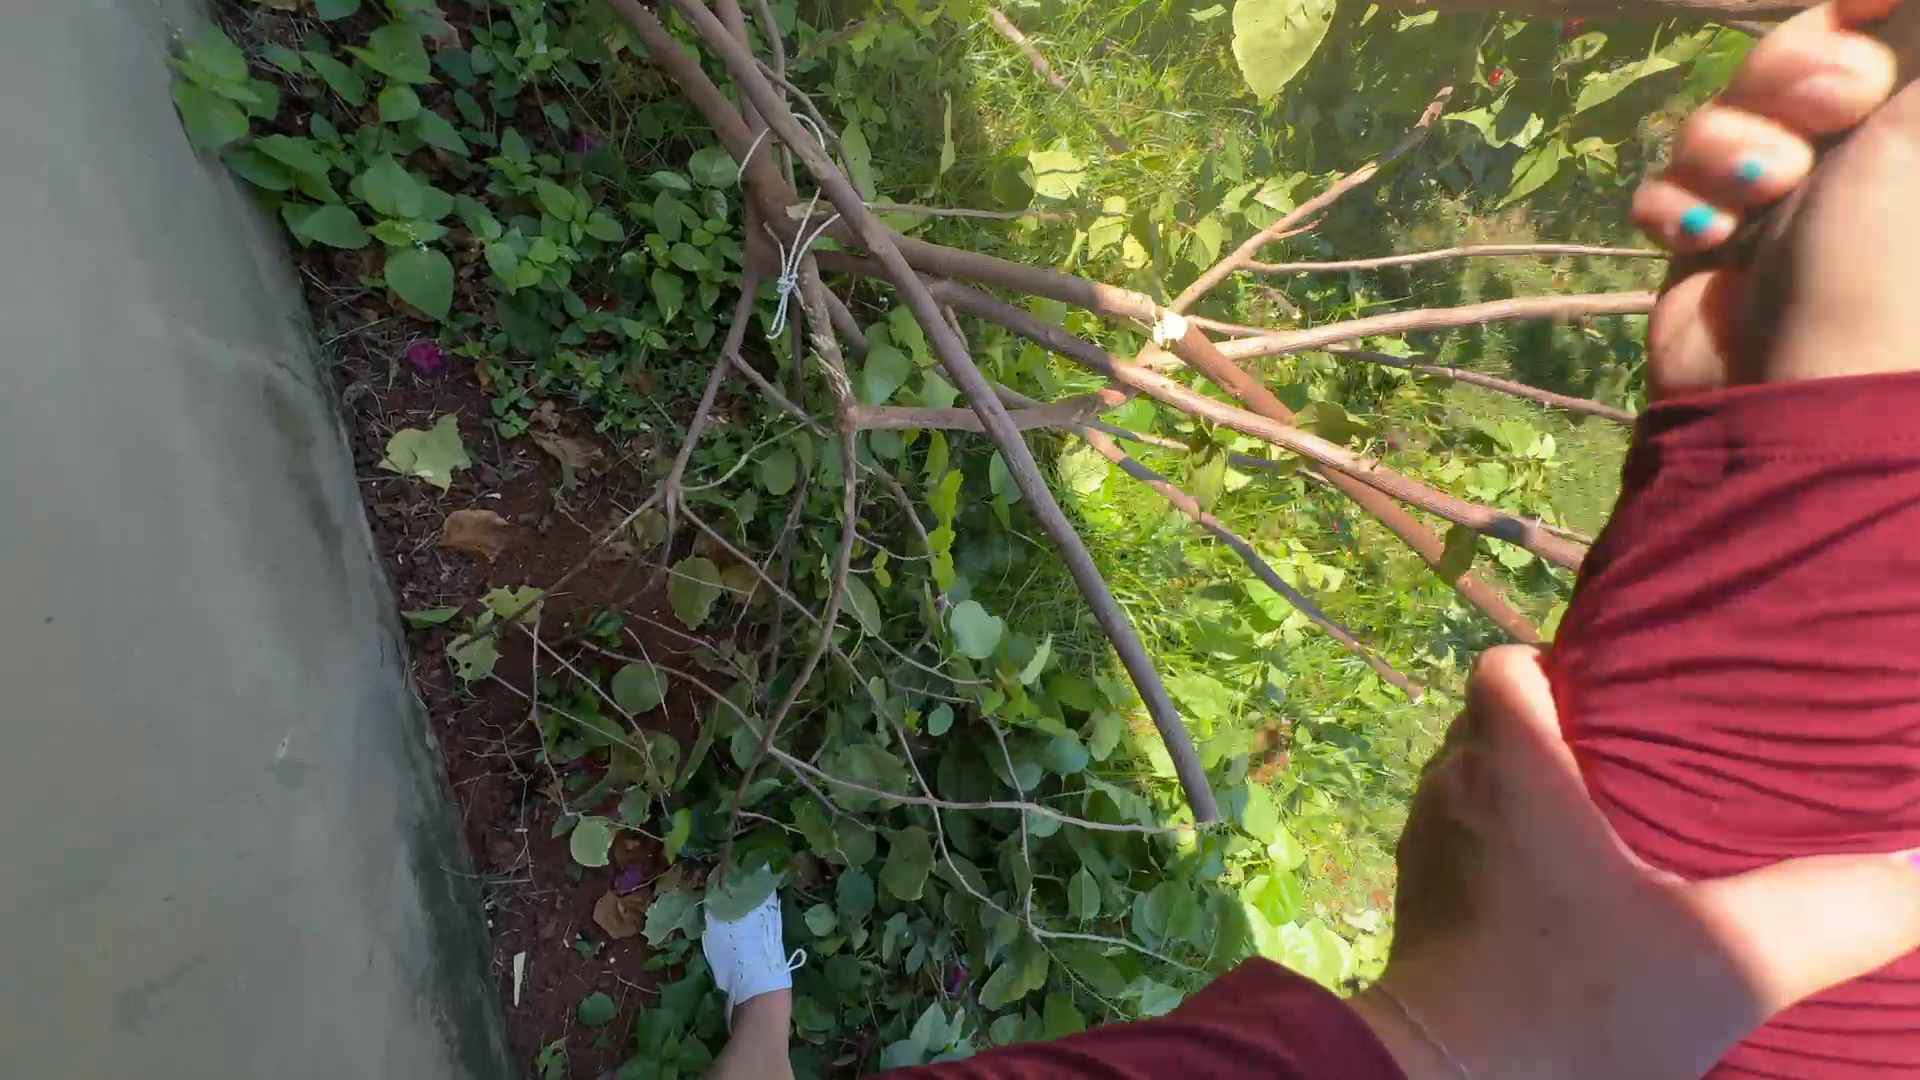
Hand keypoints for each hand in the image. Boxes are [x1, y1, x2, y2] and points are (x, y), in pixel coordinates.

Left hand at [1348, 648, 1919, 1079]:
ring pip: (1469, 765)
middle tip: (1633, 752)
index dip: (1547, 662)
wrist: (1463, 1065)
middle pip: (1490, 714)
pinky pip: (1456, 814)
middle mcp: (1450, 779)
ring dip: (1524, 774)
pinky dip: (1498, 817)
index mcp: (1509, 766)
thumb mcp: (1730, 955)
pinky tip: (1554, 869)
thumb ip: (1834, 908)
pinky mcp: (1417, 871)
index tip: (1611, 690)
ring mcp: (1424, 825)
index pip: (1502, 667)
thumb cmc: (1584, 996)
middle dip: (1552, 720)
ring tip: (1605, 809)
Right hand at [1630, 0, 1917, 397]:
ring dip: (1723, 156)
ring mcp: (1762, 186)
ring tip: (1760, 200)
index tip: (1866, 32)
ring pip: (1707, 122)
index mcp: (1916, 104)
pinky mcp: (1696, 231)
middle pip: (1780, 54)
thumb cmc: (1891, 250)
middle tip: (1832, 115)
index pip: (1866, 17)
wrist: (1791, 371)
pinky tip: (1709, 239)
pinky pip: (1656, 188)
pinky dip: (1674, 210)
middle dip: (1787, 78)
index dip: (1849, 16)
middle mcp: (1846, 134)